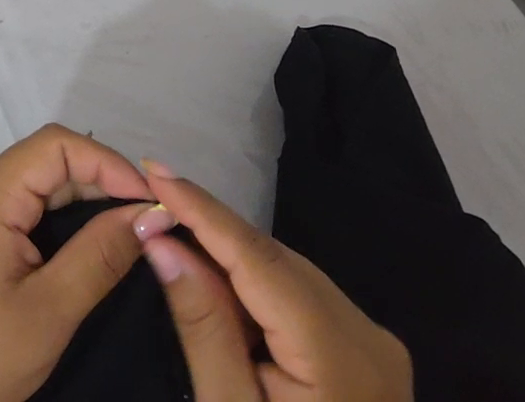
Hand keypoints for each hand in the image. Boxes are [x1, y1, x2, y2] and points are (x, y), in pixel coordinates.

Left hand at [0, 125, 154, 401]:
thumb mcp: (50, 310)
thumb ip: (101, 253)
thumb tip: (151, 212)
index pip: (57, 145)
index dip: (109, 162)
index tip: (151, 201)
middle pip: (43, 158)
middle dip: (99, 180)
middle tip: (147, 219)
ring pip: (30, 179)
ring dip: (79, 196)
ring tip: (124, 229)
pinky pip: (13, 200)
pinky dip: (52, 212)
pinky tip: (81, 239)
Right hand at [134, 162, 411, 400]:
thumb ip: (202, 325)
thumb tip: (163, 241)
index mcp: (339, 353)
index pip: (258, 259)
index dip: (203, 210)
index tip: (154, 170)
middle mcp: (367, 334)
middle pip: (276, 260)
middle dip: (212, 226)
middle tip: (152, 196)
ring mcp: (373, 344)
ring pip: (288, 273)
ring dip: (230, 251)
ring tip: (173, 226)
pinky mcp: (365, 354)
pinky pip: (300, 297)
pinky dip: (254, 281)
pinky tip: (217, 277)